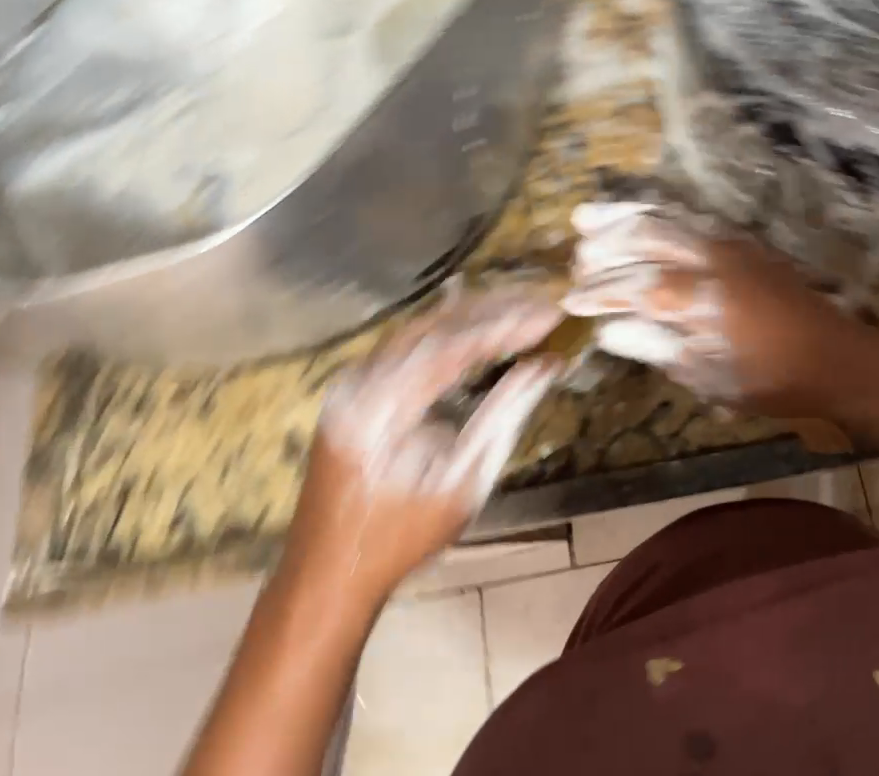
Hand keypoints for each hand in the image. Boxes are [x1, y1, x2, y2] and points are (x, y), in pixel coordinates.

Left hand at [283, 292, 563, 599]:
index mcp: (383, 406)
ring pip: (418, 328)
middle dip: (491, 310)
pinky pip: (404, 345)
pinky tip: (475, 328)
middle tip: (541, 304)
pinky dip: (444, 333)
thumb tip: (545, 367)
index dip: (507, 325)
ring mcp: (351, 382)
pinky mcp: (354, 390)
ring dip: (469, 316)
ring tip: (518, 308)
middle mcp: (361, 380)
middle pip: (434, 324)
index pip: (454, 344)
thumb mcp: (464, 483)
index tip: (551, 316)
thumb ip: (504, 415)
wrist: (327, 573)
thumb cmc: (401, 538)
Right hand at [559, 202, 869, 407]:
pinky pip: (689, 217)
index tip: (570, 303)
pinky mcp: (741, 241)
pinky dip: (656, 214)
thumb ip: (657, 348)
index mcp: (701, 298)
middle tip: (573, 261)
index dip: (598, 294)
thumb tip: (609, 331)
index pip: (634, 287)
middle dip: (603, 248)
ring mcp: (728, 244)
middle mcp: (711, 260)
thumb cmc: (771, 380)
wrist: (835, 356)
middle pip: (644, 239)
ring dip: (622, 218)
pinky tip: (639, 218)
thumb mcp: (710, 378)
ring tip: (586, 218)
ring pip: (665, 218)